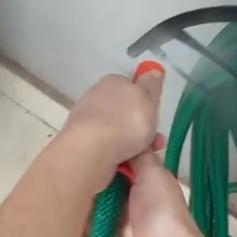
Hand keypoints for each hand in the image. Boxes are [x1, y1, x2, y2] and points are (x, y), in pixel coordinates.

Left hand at [57, 67, 164, 187]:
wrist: (91, 150)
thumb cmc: (126, 120)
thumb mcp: (148, 98)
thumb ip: (152, 85)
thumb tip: (153, 70)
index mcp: (112, 82)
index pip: (132, 88)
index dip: (146, 103)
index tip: (155, 118)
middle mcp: (96, 98)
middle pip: (125, 113)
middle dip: (140, 129)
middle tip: (155, 144)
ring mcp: (87, 121)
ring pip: (117, 132)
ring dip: (133, 145)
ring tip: (144, 159)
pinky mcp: (81, 143)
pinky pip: (107, 148)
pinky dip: (119, 156)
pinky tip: (127, 165)